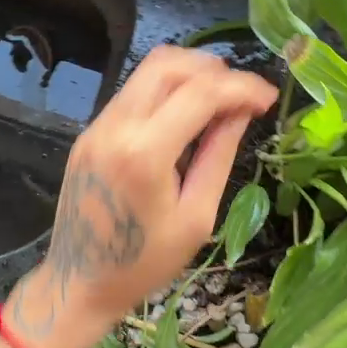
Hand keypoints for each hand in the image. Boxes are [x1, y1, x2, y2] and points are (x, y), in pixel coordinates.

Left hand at [5, 47, 277, 347]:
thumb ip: (218, 156)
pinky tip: (184, 118)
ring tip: (218, 102)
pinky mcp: (87, 137)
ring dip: (186, 76)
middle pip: (166, 64)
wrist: (79, 283)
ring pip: (144, 74)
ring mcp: (95, 129)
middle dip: (212, 69)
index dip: (241, 87)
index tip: (268, 98)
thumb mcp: (196, 216)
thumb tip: (240, 112)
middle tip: (242, 94)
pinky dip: (161, 94)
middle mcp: (114, 128)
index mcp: (144, 152)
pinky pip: (129, 97)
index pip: (200, 91)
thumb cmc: (144, 263)